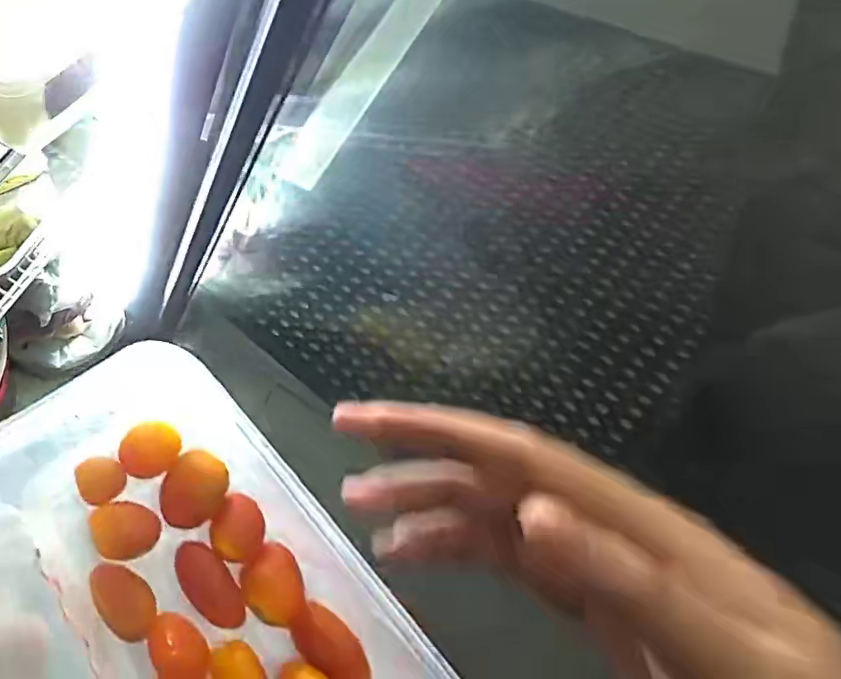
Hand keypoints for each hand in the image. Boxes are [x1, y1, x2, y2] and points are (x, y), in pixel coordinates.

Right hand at [334, 401, 840, 678]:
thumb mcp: (723, 649)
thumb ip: (633, 580)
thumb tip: (531, 511)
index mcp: (629, 518)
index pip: (512, 449)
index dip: (432, 425)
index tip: (362, 417)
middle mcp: (596, 522)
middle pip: (485, 473)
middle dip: (409, 463)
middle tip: (343, 462)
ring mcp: (588, 555)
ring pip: (481, 510)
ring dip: (418, 507)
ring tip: (363, 517)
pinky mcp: (583, 591)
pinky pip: (495, 551)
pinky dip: (444, 546)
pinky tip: (406, 554)